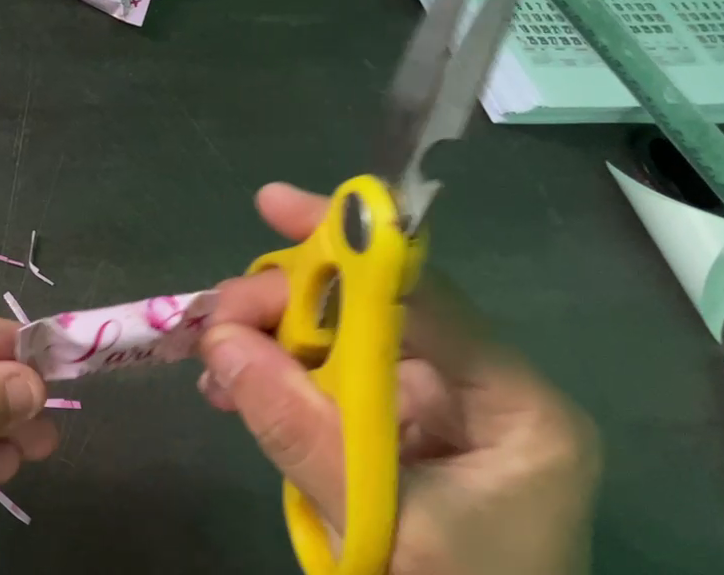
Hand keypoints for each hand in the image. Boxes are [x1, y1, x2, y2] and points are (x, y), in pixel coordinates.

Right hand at [202, 183, 599, 574]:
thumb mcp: (387, 521)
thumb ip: (307, 434)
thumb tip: (220, 342)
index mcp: (511, 406)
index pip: (423, 296)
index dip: (348, 244)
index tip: (271, 203)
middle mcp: (471, 393)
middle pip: (365, 313)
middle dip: (282, 307)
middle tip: (214, 323)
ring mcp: (425, 412)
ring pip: (330, 344)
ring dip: (263, 344)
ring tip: (212, 367)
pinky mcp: (385, 434)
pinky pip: (316, 383)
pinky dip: (266, 379)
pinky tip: (228, 390)